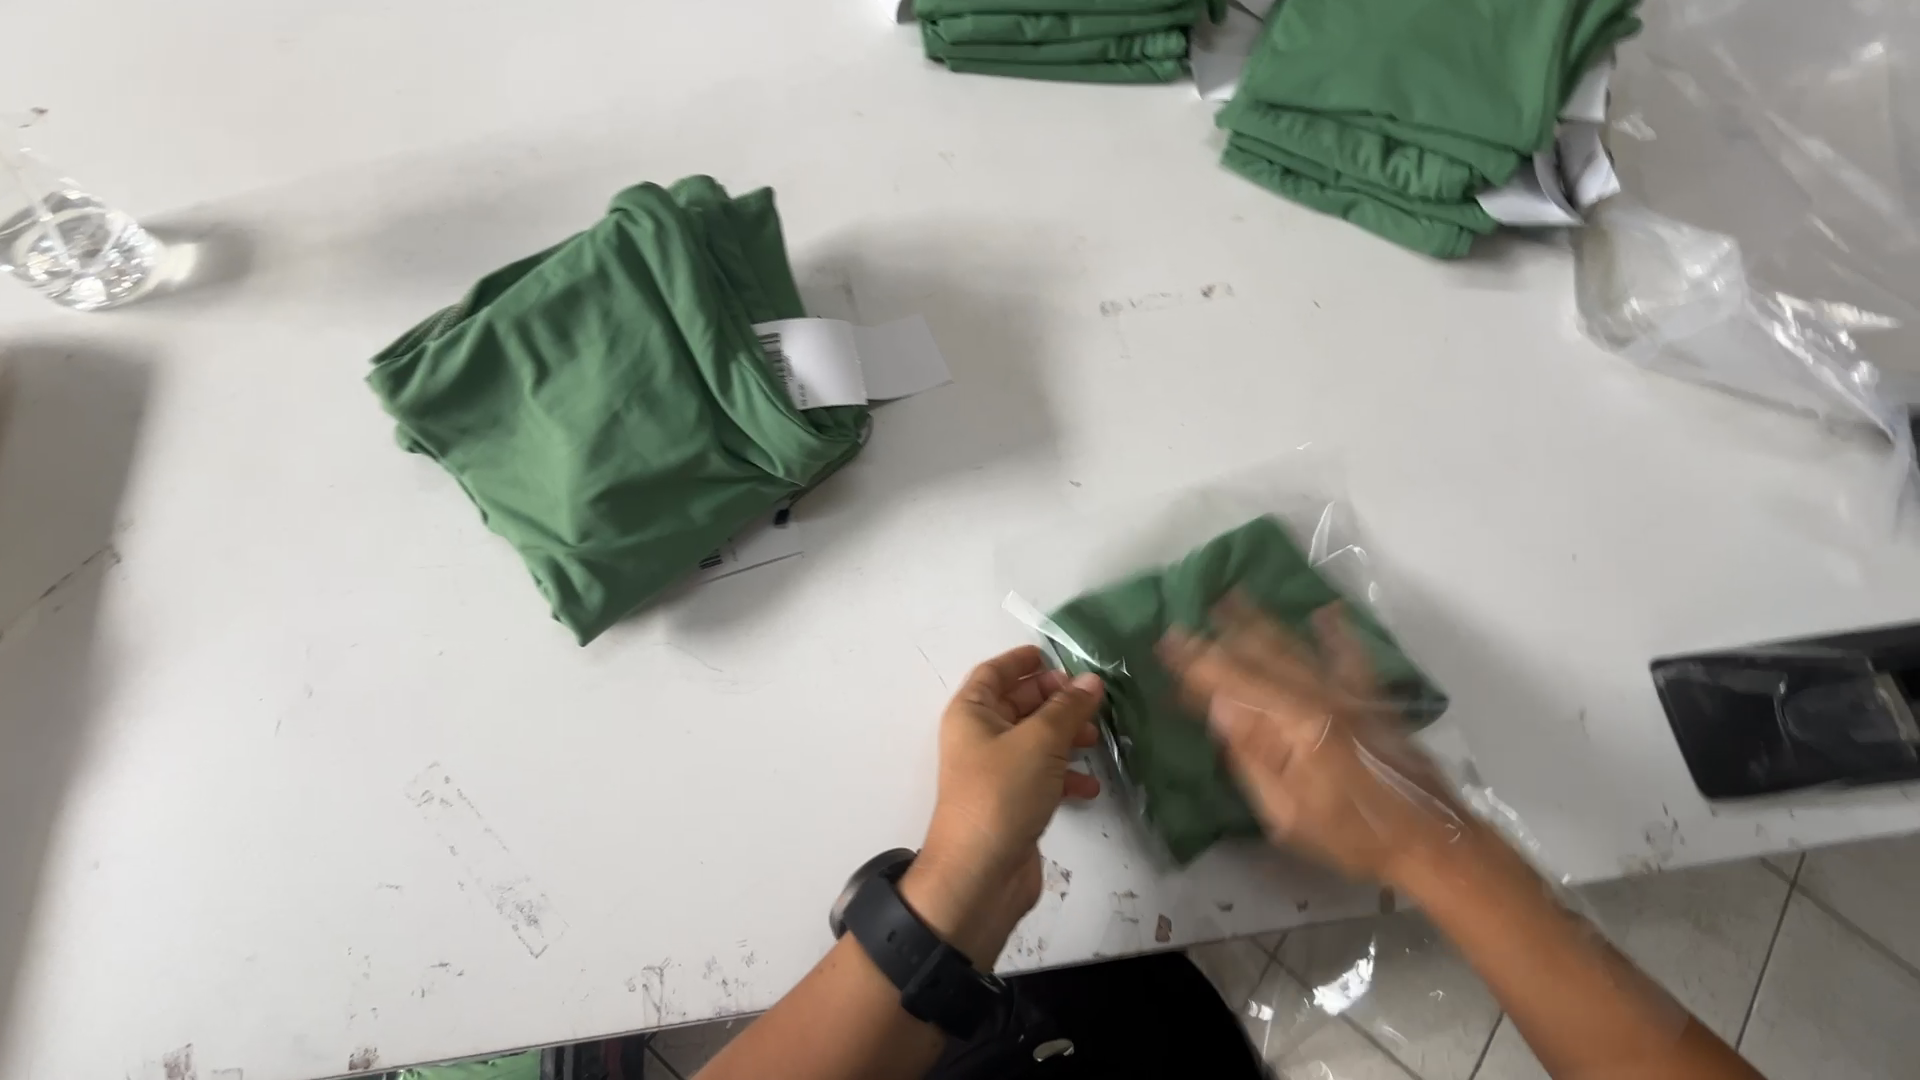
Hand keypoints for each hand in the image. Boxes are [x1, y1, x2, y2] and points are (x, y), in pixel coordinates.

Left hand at [900, 646, 1103, 966]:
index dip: (1021, 660)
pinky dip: (1065, 774)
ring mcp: (996, 771)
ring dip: (1065, 735)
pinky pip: (1042, 775)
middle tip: (1088, 696)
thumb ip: (1067, 708)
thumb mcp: (1039, 742)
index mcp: (971, 713)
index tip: (1054, 655)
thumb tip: (1091, 680)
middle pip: (1018, 704)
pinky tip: (1090, 784)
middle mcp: (979, 737)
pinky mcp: (1013, 802)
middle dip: (1053, 698)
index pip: (994, 673)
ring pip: (1035, 740)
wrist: (980, 876)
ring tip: (1096, 737)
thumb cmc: (1002, 793)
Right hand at [1158, 597, 1470, 887]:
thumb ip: (1252, 757)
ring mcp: (1346, 694)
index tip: (1166, 647)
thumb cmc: (1352, 836)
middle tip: (1184, 622)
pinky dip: (1336, 633)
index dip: (1195, 666)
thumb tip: (1219, 708)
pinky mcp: (1370, 700)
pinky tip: (1325, 613)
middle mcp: (1317, 697)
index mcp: (1292, 725)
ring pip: (1294, 648)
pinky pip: (1350, 657)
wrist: (1433, 842)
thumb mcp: (1287, 812)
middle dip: (1215, 639)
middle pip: (1257, 659)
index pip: (1231, 686)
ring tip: (1231, 598)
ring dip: (1259, 622)